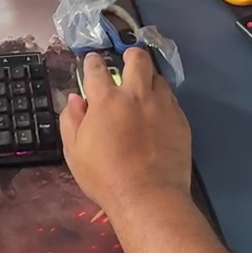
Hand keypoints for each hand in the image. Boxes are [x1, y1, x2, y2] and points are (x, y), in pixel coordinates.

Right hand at [60, 49, 191, 220]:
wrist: (149, 198)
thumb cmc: (105, 177)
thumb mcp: (74, 151)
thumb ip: (71, 120)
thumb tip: (75, 99)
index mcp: (106, 100)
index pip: (96, 68)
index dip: (92, 62)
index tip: (92, 62)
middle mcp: (136, 95)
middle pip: (137, 59)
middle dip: (131, 54)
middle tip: (127, 60)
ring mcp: (162, 106)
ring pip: (158, 77)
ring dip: (148, 79)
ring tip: (144, 90)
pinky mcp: (180, 121)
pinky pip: (171, 100)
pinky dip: (162, 101)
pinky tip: (158, 114)